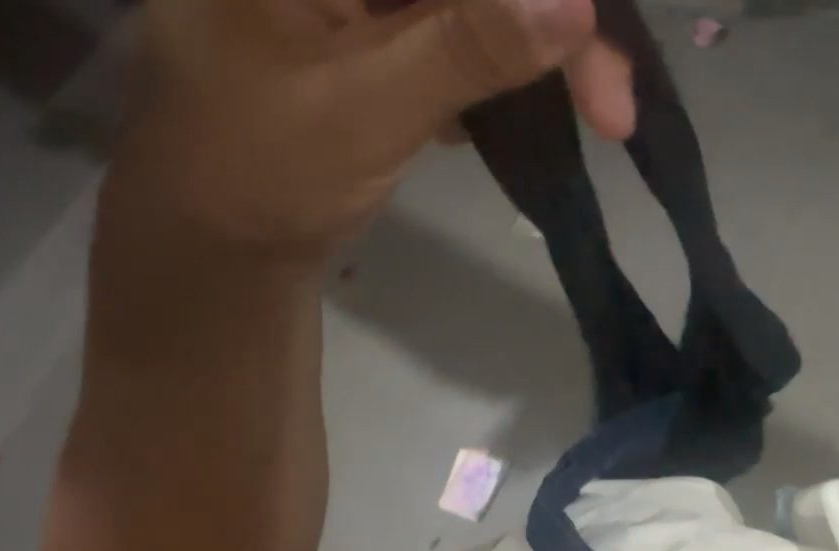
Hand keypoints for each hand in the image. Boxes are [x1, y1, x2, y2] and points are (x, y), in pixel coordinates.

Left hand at [111, 0, 633, 258]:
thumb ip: (469, 47)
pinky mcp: (379, 21)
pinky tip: (538, 104)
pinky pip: (465, 22)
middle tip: (614, 105)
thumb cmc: (266, 169)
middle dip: (552, 18)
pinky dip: (511, 62)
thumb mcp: (370, 105)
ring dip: (547, 49)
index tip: (597, 28)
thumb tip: (576, 1)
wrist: (224, 239)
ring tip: (604, 110)